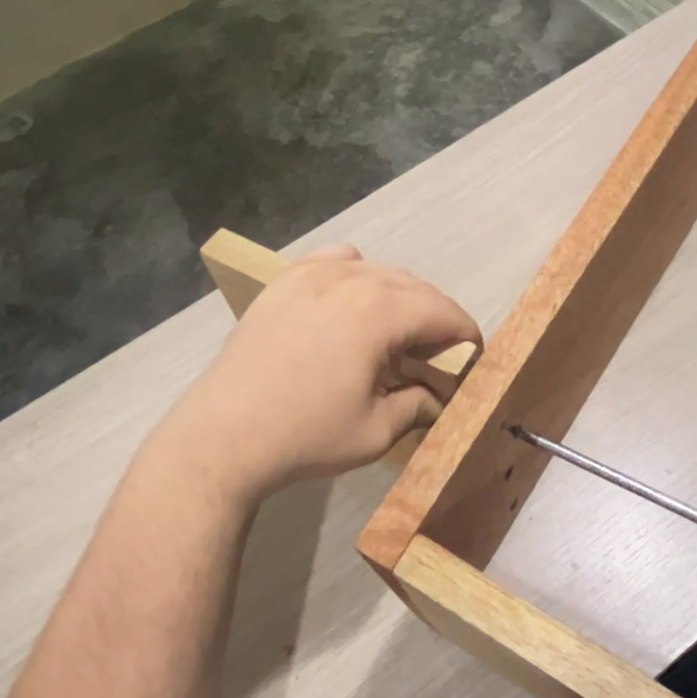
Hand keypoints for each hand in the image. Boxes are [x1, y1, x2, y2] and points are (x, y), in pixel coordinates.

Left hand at [159, 244, 479, 503]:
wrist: (224, 435)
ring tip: (396, 334)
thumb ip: (418, 404)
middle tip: (438, 356)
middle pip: (414, 288)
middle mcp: (350, 278)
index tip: (472, 360)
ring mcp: (311, 274)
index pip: (443, 311)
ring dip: (399, 298)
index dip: (466, 335)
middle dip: (435, 318)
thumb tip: (436, 397)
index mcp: (379, 311)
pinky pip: (335, 262)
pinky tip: (350, 306)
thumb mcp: (377, 430)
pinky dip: (356, 277)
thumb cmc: (306, 436)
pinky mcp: (283, 282)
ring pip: (377, 272)